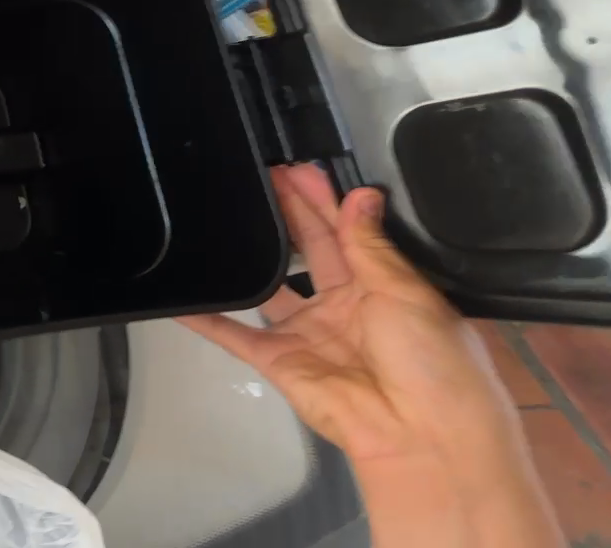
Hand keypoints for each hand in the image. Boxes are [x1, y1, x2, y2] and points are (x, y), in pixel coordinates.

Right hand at [181, 164, 559, 547]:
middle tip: (261, 175)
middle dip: (287, 213)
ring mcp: (306, 333)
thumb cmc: (434, 365)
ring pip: (267, 284)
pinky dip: (202, 316)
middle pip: (307, 251)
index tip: (298, 170)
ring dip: (248, 252)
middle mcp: (344, 309)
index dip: (324, 202)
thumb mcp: (409, 296)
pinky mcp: (274, 358)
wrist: (423, 440)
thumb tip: (361, 195)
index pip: (348, 236)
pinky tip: (176, 295)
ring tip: (221, 212)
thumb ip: (371, 246)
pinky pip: (230, 332)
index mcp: (384, 292)